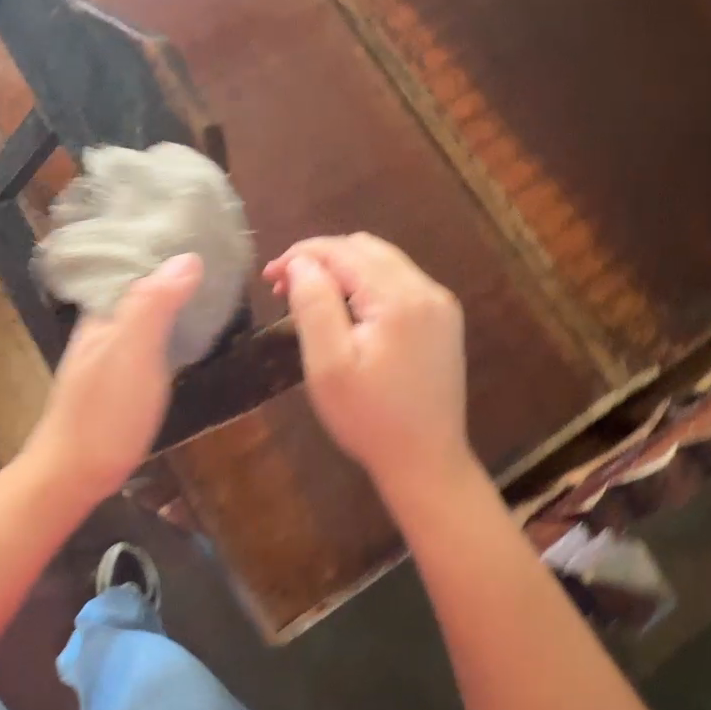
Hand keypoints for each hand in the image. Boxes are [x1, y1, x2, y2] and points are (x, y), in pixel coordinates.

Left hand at [26, 253, 203, 499]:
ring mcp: (104, 357)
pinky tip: (185, 336)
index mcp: (102, 313)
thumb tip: (187, 257)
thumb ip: (154, 305)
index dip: (160, 244)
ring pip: (140, 315)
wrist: (71, 475)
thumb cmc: (104, 412)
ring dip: (167, 299)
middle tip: (215, 255)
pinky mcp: (114, 383)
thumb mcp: (133, 353)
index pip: (131, 262)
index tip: (199, 228)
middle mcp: (100, 328)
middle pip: (136, 287)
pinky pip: (144, 342)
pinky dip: (166, 330)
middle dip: (167, 269)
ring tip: (208, 287)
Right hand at [263, 233, 473, 486]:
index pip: (342, 252)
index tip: (268, 278)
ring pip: (382, 262)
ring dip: (341, 269)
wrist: (426, 461)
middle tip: (283, 288)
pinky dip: (364, 284)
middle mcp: (427, 291)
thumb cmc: (368, 418)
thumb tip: (301, 263)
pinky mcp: (442, 321)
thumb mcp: (328, 365)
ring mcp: (440, 305)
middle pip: (365, 248)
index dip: (300, 256)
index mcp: (399, 299)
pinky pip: (397, 282)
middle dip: (320, 258)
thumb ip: (314, 306)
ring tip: (308, 298)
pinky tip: (344, 311)